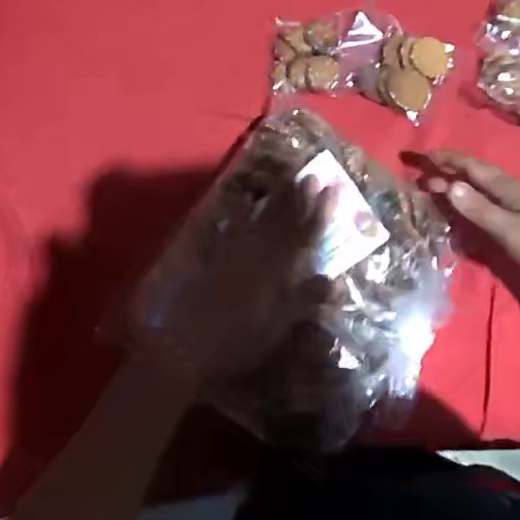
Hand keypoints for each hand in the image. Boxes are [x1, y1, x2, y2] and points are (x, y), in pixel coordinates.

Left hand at [134, 176, 332, 390]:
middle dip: (297, 197)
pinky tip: (244, 200)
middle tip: (309, 174)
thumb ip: (305, 300)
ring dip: (273, 199)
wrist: (188, 346)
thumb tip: (332, 280)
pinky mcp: (213, 258)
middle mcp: (257, 254)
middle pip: (281, 220)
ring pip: (258, 218)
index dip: (319, 212)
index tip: (332, 189)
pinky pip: (229, 227)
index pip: (304, 234)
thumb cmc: (239, 342)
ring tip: (284, 180)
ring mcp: (233, 252)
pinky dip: (239, 212)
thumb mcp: (279, 326)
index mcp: (278, 270)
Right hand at [421, 151, 519, 296]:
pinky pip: (490, 210)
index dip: (445, 159)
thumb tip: (449, 184)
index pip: (471, 166)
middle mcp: (513, 194)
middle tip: (420, 177)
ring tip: (436, 193)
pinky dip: (472, 209)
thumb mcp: (511, 230)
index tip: (419, 155)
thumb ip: (480, 209)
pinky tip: (465, 218)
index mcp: (509, 189)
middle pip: (476, 177)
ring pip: (482, 192)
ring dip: (459, 190)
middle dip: (448, 173)